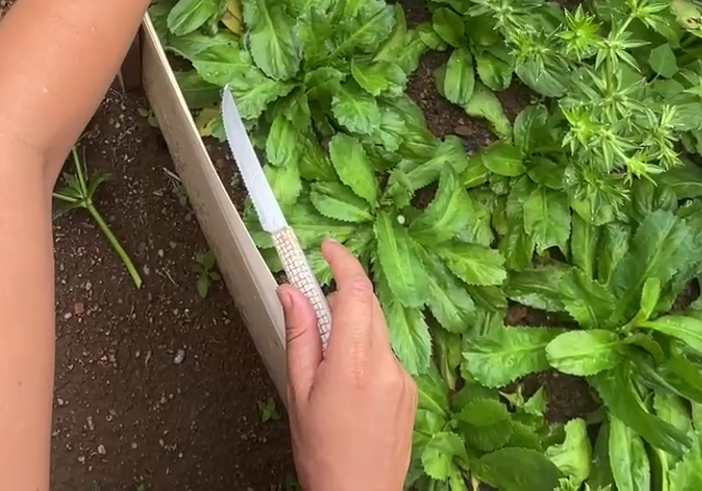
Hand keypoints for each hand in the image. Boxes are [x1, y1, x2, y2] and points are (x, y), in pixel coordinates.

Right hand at [281, 239, 414, 490]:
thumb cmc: (323, 453)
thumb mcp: (298, 389)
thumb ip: (298, 333)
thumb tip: (290, 290)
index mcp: (354, 363)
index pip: (355, 292)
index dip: (343, 260)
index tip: (327, 247)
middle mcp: (386, 365)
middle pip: (367, 304)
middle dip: (340, 297)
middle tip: (313, 313)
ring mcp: (403, 378)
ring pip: (377, 327)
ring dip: (353, 325)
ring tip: (329, 362)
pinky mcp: (411, 390)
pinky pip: (386, 350)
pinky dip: (367, 349)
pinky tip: (350, 381)